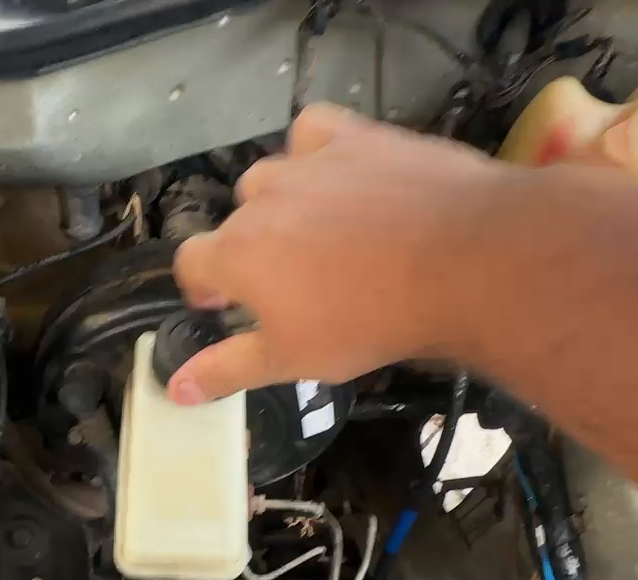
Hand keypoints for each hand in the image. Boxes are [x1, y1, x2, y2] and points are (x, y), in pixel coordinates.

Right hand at [167, 104, 511, 403]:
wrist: (463, 261)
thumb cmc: (366, 321)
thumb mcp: (289, 360)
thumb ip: (226, 370)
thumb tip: (175, 389)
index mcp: (236, 253)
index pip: (189, 262)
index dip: (201, 287)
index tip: (224, 306)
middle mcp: (261, 199)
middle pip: (234, 223)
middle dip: (249, 252)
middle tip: (290, 285)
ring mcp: (308, 162)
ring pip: (271, 179)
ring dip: (280, 205)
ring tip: (319, 235)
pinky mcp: (356, 137)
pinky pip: (314, 133)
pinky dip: (314, 153)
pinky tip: (334, 176)